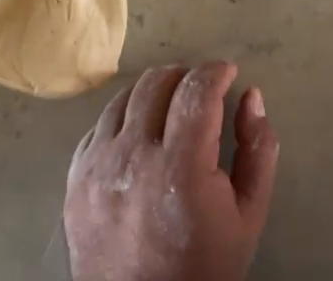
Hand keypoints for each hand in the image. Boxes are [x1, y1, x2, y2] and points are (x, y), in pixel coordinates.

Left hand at [65, 62, 279, 280]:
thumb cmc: (204, 266)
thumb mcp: (249, 215)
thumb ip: (258, 150)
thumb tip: (251, 97)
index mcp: (181, 168)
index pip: (196, 90)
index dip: (215, 71)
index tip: (228, 74)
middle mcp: (133, 159)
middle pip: (157, 83)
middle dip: (186, 76)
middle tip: (202, 91)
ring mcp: (96, 169)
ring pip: (124, 98)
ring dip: (153, 92)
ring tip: (171, 107)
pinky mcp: (75, 182)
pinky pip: (98, 127)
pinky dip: (123, 118)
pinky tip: (139, 134)